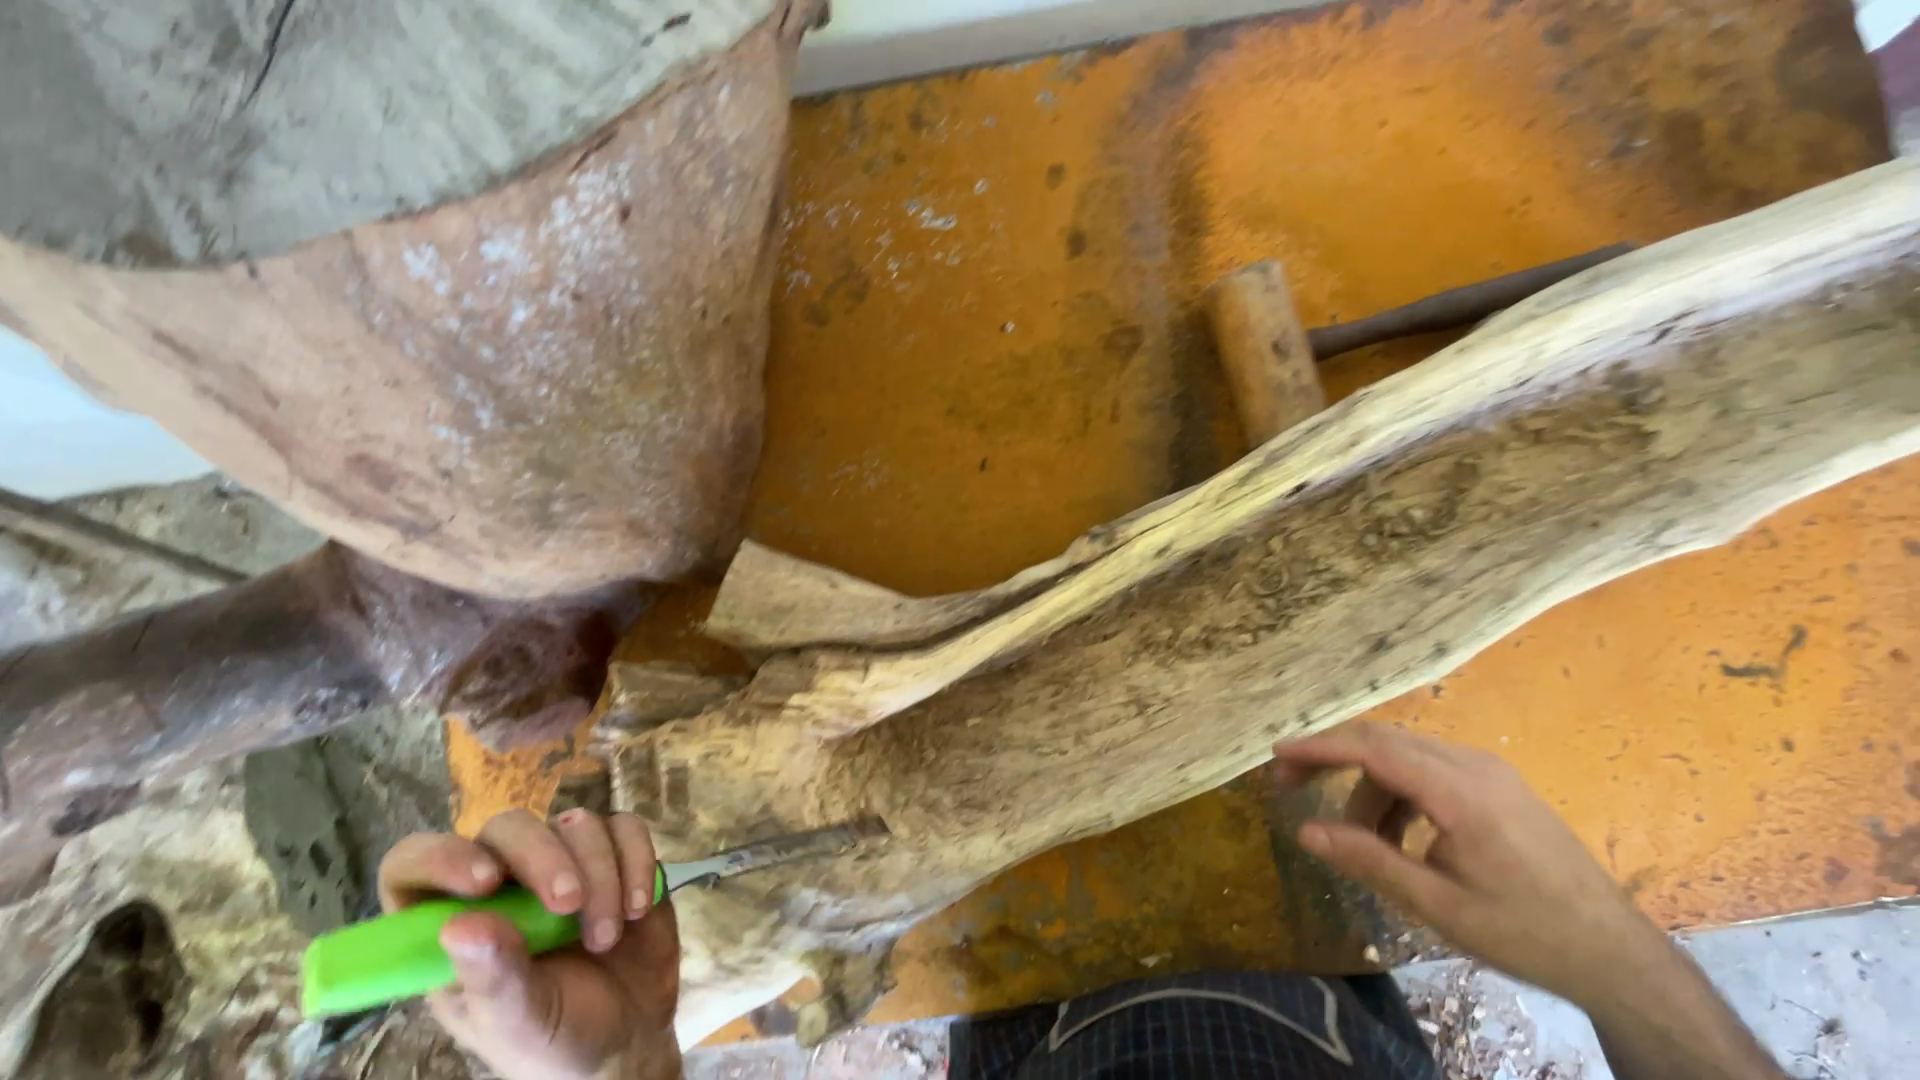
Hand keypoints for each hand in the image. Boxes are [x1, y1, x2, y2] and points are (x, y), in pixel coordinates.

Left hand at [378, 809, 681, 1079]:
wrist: (628, 1038)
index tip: (485, 883)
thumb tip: (459, 926)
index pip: (414, 865)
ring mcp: (565, 860)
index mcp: (452, 921)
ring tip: (607, 937)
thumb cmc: (554, 1040)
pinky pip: (627, 829)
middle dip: (543, 859)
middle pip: (509, 828)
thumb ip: (494, 977)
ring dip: (600, 875)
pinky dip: (636, 862)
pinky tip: (637, 908)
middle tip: (568, 905)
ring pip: (575, 825)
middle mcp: (505, 880)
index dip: (440, 858)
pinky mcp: (617, 855)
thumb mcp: (517, 1024)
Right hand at [1272, 720, 1664, 1007]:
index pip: (1374, 748)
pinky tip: (1397, 837)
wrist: (1616, 956)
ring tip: (1356, 839)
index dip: (1320, 747)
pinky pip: (1430, 772)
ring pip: (1406, 757)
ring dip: (1367, 787)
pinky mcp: (1498, 788)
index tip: (1276, 756)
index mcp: (1461, 792)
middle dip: (1332, 758)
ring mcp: (1490, 774)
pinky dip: (1398, 794)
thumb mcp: (1439, 905)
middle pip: (1385, 742)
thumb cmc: (1526, 933)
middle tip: (1289, 786)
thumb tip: (1305, 830)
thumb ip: (1370, 861)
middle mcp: (1475, 766)